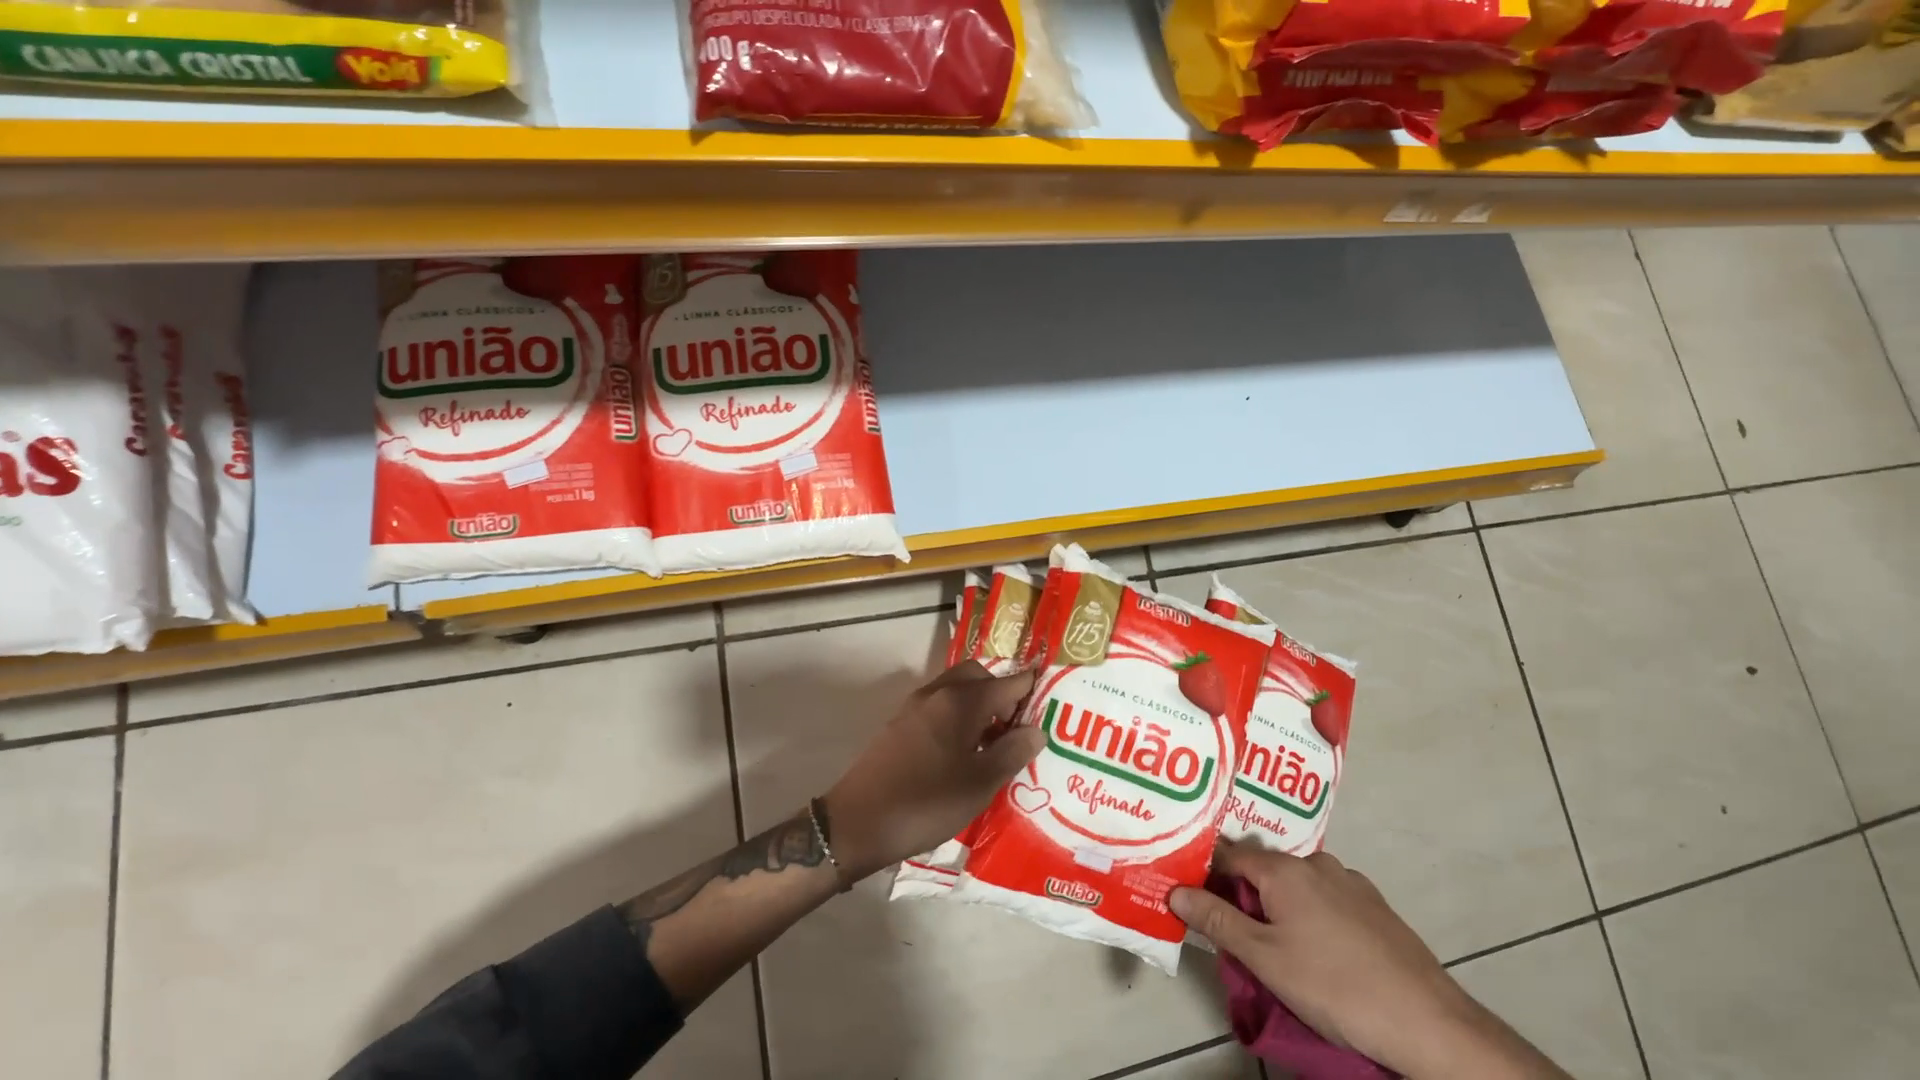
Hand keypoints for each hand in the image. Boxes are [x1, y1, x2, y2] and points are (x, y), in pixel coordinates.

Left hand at [822, 662, 1042, 882]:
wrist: (857, 823)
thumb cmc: (926, 802)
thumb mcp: (979, 784)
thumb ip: (1012, 753)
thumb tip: (1036, 730)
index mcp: (960, 701)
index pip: (1007, 682)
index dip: (1032, 690)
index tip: (1055, 702)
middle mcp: (936, 695)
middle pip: (977, 678)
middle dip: (1002, 694)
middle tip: (1020, 729)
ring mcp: (913, 710)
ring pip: (956, 693)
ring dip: (979, 708)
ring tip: (998, 745)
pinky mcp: (899, 728)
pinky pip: (939, 710)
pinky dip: (958, 720)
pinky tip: (966, 755)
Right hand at [1170, 845, 1568, 1079]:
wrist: (1427, 1022)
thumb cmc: (1333, 986)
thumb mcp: (1263, 958)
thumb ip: (1216, 920)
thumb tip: (1175, 889)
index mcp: (1286, 869)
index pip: (1228, 854)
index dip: (1203, 873)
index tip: (1185, 895)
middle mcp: (1318, 864)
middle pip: (1263, 869)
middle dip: (1240, 894)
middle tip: (1225, 931)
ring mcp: (1353, 885)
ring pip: (1297, 887)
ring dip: (1276, 907)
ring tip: (1268, 947)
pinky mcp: (1377, 910)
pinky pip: (1326, 901)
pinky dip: (1308, 916)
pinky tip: (1313, 952)